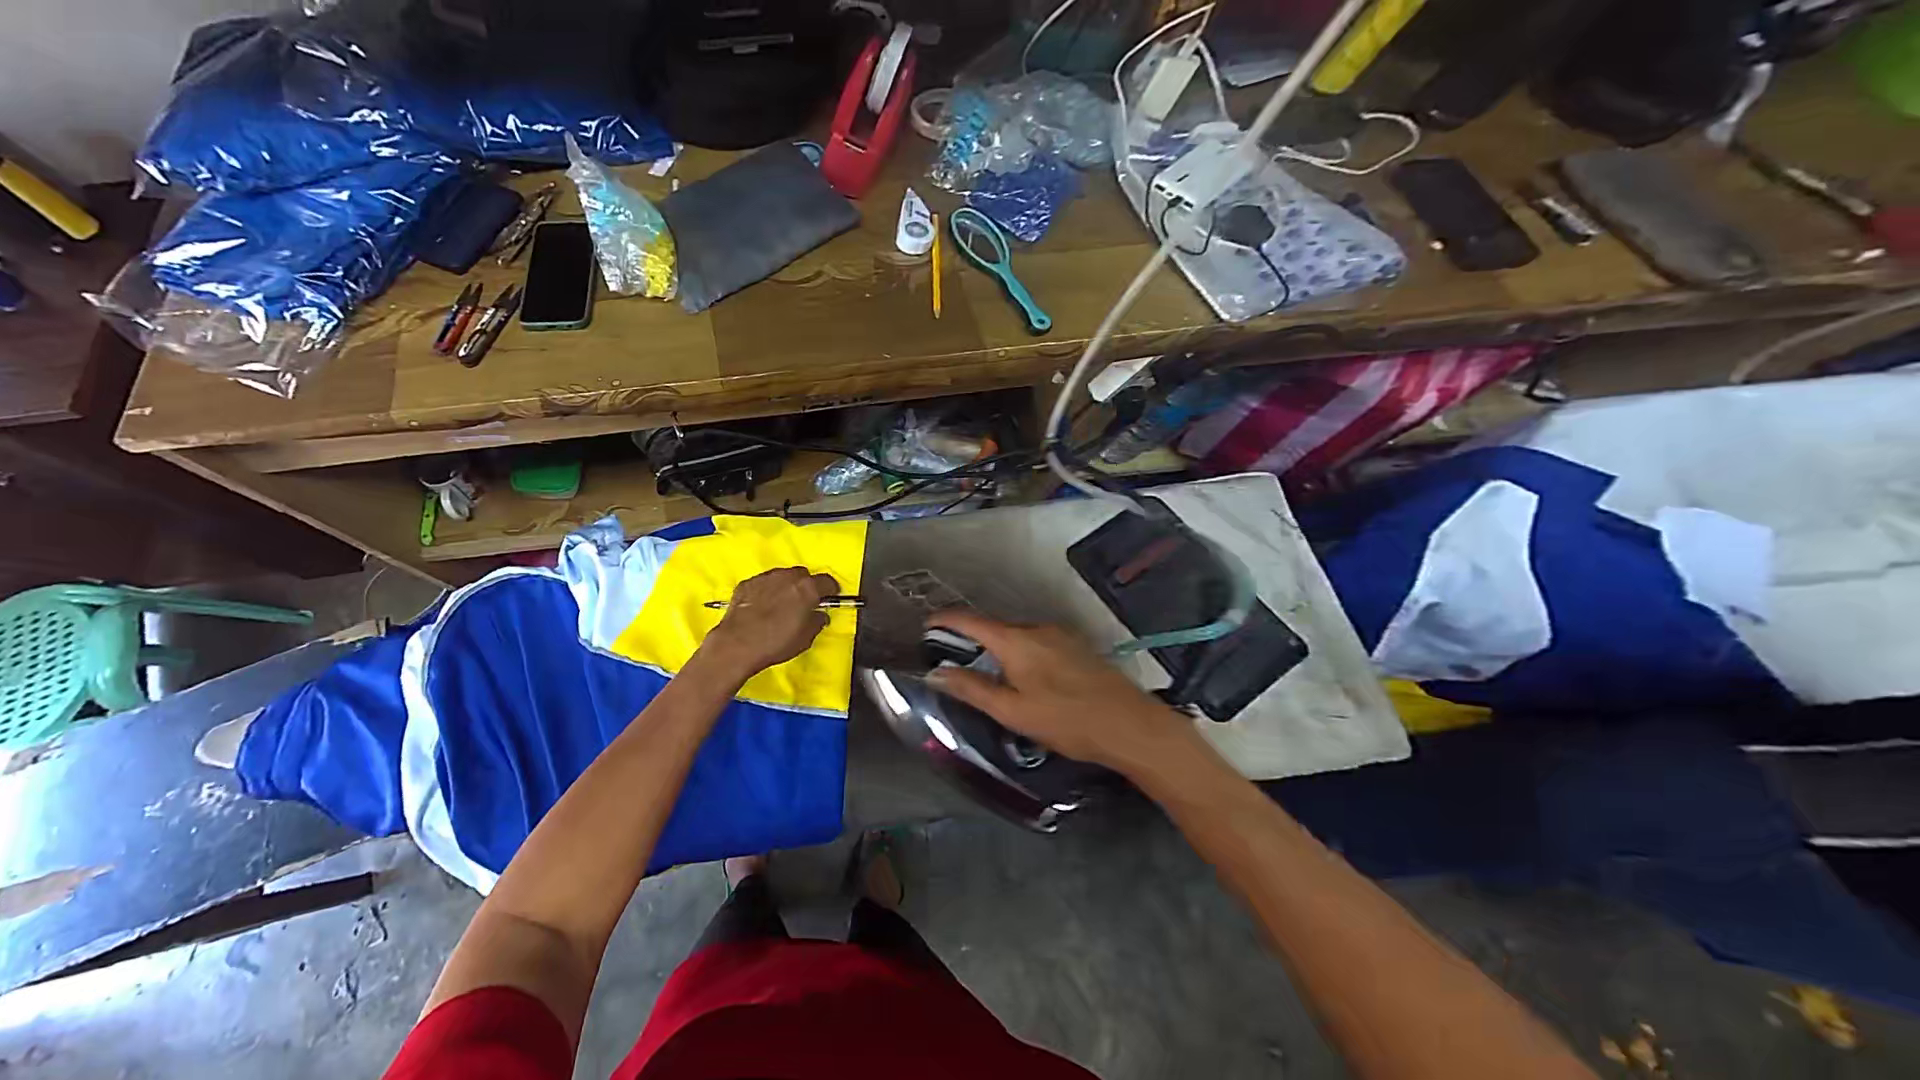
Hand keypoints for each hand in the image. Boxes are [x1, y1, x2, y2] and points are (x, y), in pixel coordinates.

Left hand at [701, 567, 837, 680]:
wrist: (737, 645)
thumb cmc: (773, 643)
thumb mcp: (805, 638)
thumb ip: (816, 622)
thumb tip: (819, 617)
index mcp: (807, 589)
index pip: (827, 581)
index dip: (830, 590)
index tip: (829, 596)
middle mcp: (787, 577)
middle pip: (804, 575)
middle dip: (806, 586)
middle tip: (805, 602)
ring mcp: (766, 578)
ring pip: (782, 576)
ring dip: (786, 586)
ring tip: (782, 605)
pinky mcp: (747, 584)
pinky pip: (763, 583)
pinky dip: (767, 590)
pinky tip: (764, 606)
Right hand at [924, 611, 1202, 779]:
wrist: (1130, 725)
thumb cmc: (1066, 720)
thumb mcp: (1012, 711)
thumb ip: (972, 689)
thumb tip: (935, 672)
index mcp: (1016, 641)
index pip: (970, 620)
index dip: (944, 620)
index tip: (926, 626)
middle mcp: (1037, 629)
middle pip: (994, 627)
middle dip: (970, 639)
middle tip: (950, 658)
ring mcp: (1060, 636)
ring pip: (1017, 636)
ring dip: (996, 648)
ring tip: (984, 673)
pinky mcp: (1076, 647)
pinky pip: (1036, 643)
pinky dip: (1019, 653)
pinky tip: (1023, 678)